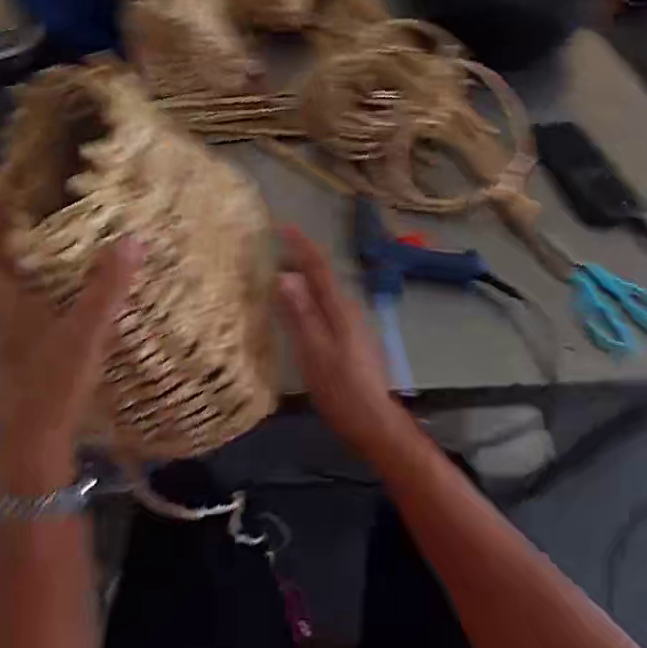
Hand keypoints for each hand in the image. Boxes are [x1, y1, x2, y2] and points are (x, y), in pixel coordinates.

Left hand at [0, 188, 140, 487]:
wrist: (32, 443)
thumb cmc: (49, 384)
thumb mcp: (83, 334)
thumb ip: (107, 288)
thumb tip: (133, 239)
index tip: (12, 168)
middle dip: (18, 212)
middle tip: (55, 185)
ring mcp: (8, 321)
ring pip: (14, 268)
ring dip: (33, 240)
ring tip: (71, 218)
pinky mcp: (25, 336)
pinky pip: (30, 287)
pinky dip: (47, 268)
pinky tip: (79, 270)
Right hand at [274, 226, 411, 454]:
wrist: (375, 422)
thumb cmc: (342, 390)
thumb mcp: (315, 353)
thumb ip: (300, 315)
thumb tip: (285, 276)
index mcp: (340, 309)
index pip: (319, 266)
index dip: (300, 244)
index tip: (281, 225)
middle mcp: (350, 310)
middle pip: (322, 276)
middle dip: (299, 258)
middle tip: (272, 248)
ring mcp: (353, 325)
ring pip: (325, 292)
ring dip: (304, 279)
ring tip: (278, 273)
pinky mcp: (352, 339)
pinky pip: (327, 307)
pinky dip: (309, 298)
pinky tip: (297, 309)